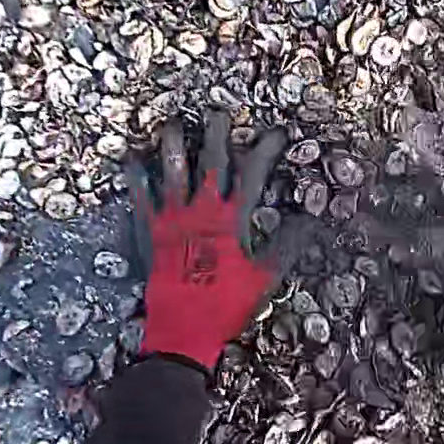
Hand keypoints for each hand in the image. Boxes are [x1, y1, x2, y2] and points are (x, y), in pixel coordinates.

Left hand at [128, 111, 287, 371]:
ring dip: (173, 145)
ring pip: (172, 171)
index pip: (253, 174)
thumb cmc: (226, 304)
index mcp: (233, 219)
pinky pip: (140, 198)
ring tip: (172, 124)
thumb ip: (288, 245)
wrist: (183, 330)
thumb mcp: (265, 278)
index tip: (277, 132)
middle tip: (219, 113)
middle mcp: (202, 210)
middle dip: (217, 134)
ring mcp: (173, 218)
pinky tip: (132, 159)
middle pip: (211, 161)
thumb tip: (311, 218)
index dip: (266, 149)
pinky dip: (136, 177)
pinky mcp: (150, 231)